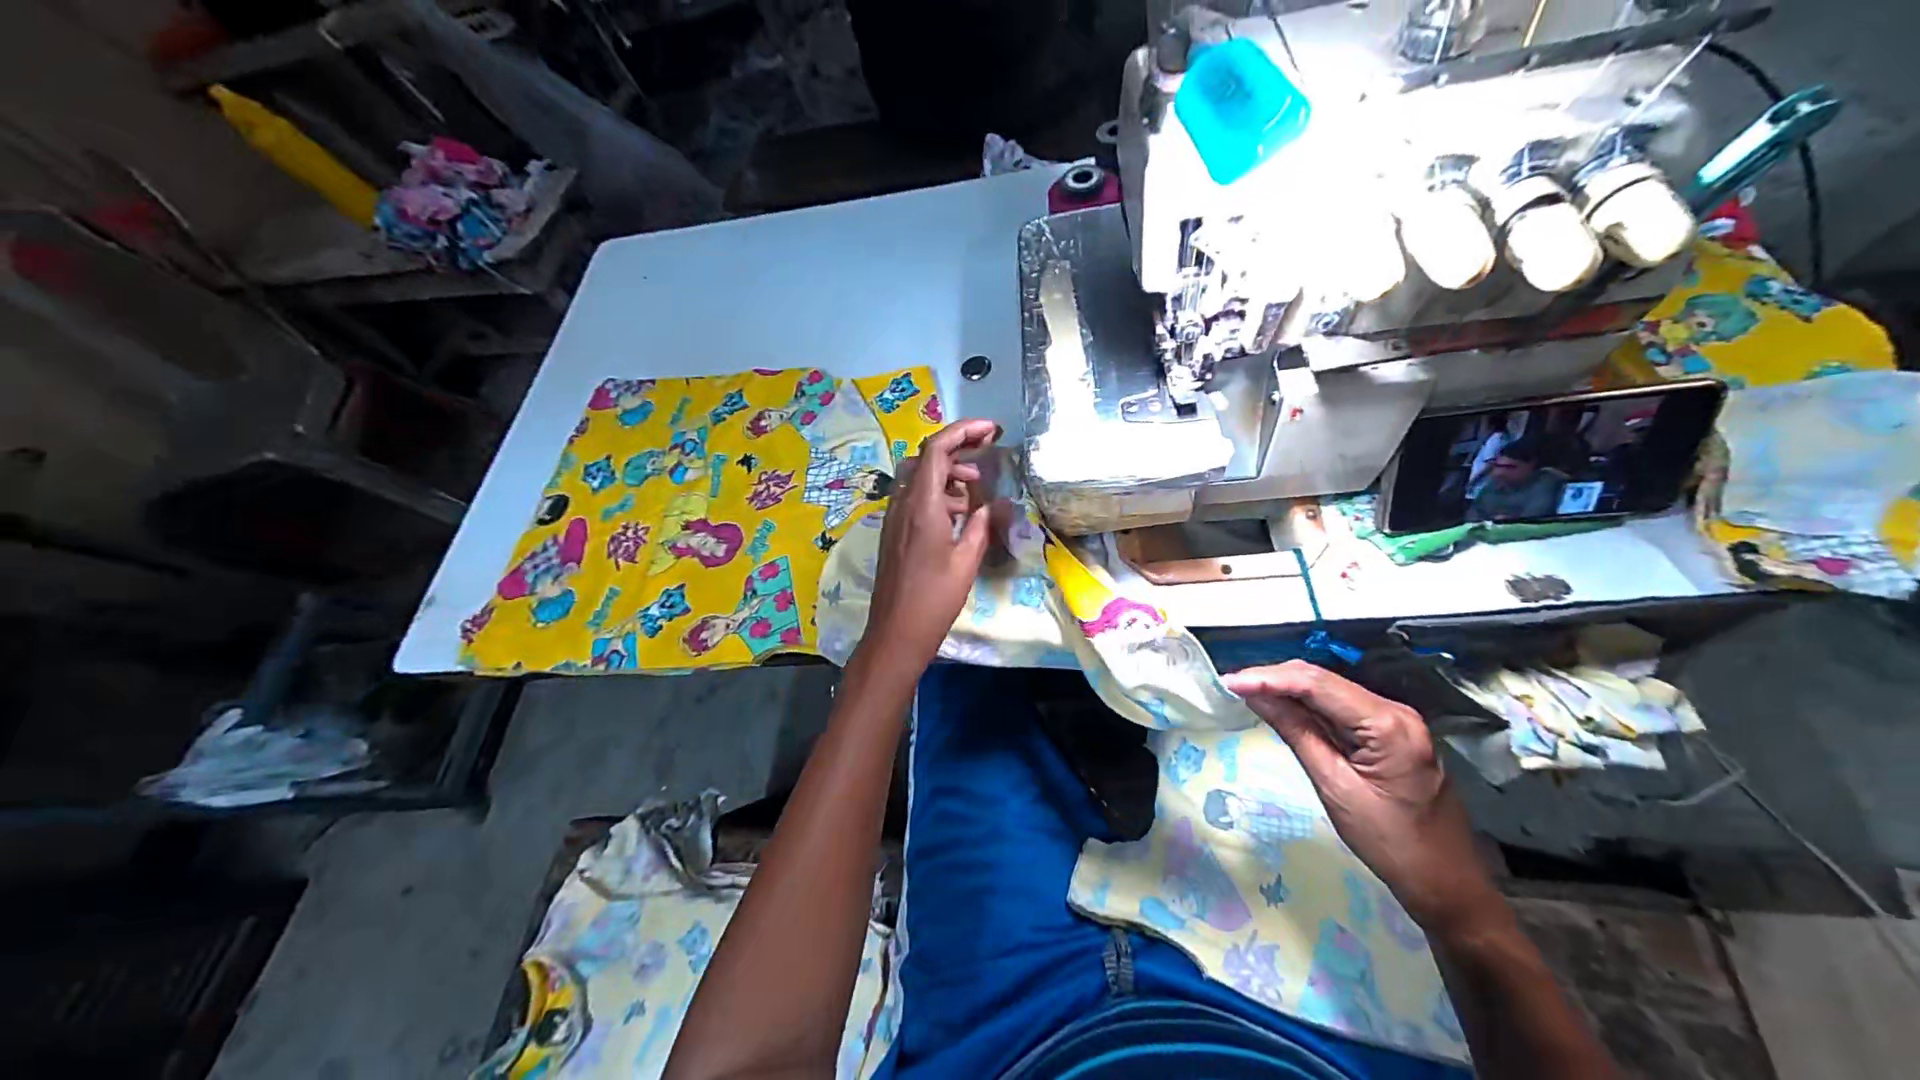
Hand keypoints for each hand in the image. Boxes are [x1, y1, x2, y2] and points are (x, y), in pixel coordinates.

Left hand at [859, 419, 998, 667]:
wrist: (895, 632)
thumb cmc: (934, 599)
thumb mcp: (966, 561)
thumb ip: (980, 526)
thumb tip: (992, 504)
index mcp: (922, 505)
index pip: (937, 449)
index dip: (963, 431)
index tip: (991, 429)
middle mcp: (903, 503)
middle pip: (925, 456)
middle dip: (955, 448)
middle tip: (985, 453)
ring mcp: (894, 517)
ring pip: (918, 476)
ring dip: (946, 471)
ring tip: (975, 486)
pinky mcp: (893, 531)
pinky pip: (913, 496)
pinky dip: (936, 492)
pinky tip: (957, 513)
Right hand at [1223, 660, 1503, 939]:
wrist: (1446, 882)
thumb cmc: (1392, 843)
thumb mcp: (1334, 787)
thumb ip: (1296, 733)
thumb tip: (1257, 697)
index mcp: (1388, 724)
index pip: (1316, 684)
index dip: (1268, 678)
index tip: (1229, 682)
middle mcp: (1395, 711)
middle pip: (1323, 680)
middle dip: (1274, 678)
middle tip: (1232, 686)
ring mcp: (1394, 719)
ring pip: (1329, 690)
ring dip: (1287, 688)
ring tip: (1246, 692)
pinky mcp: (1388, 731)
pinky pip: (1339, 707)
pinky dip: (1306, 704)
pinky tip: (1280, 706)